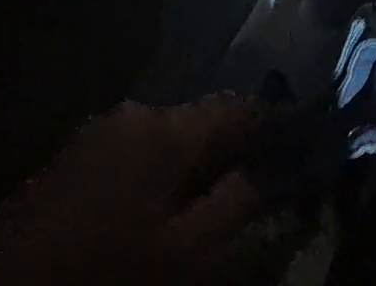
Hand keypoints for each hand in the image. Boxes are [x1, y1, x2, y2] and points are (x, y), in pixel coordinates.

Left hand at [0, 97, 308, 285]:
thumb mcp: (183, 255)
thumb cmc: (99, 278)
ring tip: (210, 207)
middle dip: (234, 152)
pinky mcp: (70, 161)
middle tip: (259, 188)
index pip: (243, 107)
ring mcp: (95, 134)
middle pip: (205, 123)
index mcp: (165, 128)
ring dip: (196, 168)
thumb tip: (278, 169)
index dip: (278, 126)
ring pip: (171, 140)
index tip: (305, 147)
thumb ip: (239, 204)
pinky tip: (159, 214)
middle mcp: (133, 113)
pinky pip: (136, 155)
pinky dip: (160, 177)